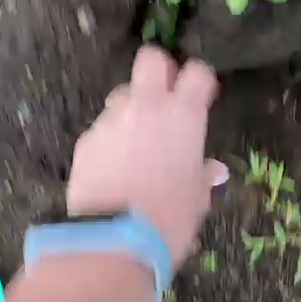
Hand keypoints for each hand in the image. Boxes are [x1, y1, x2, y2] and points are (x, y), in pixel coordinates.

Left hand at [66, 46, 227, 257]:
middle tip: (165, 97)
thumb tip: (214, 170)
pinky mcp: (86, 140)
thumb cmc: (170, 218)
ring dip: (132, 107)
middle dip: (159, 70)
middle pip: (151, 59)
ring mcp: (112, 120)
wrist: (112, 242)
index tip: (200, 95)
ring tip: (136, 138)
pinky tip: (114, 165)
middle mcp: (148, 106)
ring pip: (123, 94)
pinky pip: (103, 127)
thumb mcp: (197, 197)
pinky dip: (111, 138)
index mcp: (184, 114)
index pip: (197, 71)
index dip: (200, 80)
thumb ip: (203, 174)